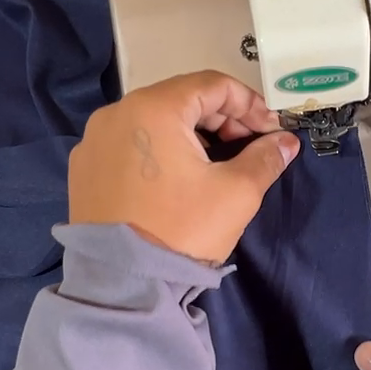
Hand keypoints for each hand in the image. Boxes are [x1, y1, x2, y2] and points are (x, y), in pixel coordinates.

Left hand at [70, 71, 300, 263]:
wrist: (123, 284)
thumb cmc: (183, 230)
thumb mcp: (236, 193)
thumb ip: (265, 158)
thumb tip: (286, 142)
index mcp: (154, 108)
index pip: (212, 85)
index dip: (250, 103)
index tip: (271, 130)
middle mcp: (117, 113)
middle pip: (181, 99)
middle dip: (222, 119)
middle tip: (250, 146)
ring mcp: (94, 141)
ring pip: (154, 121)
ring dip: (192, 134)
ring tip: (217, 163)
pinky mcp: (84, 169)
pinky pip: (131, 145)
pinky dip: (160, 150)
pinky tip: (178, 179)